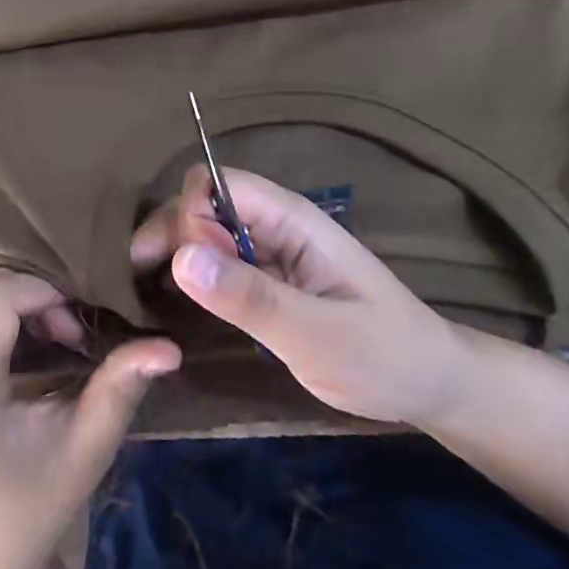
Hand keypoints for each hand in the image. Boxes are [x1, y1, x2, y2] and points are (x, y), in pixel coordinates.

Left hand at [0, 269, 180, 568]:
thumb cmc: (40, 496)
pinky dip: (5, 308)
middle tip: (72, 330)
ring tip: (55, 334)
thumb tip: (170, 346)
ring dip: (22, 298)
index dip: (44, 292)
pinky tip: (32, 337)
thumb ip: (122, 385)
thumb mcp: (90, 443)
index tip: (78, 323)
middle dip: (36, 292)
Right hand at [132, 166, 468, 424]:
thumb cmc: (383, 355)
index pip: (219, 186)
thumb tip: (181, 256)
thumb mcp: (317, 335)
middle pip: (205, 204)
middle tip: (140, 284)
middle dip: (170, 232)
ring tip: (145, 293)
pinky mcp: (270, 278)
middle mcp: (277, 224)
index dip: (190, 216)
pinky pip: (220, 262)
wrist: (428, 382)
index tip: (178, 270)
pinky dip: (193, 275)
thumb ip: (251, 297)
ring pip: (208, 232)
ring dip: (175, 252)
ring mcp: (273, 251)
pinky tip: (174, 301)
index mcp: (292, 219)